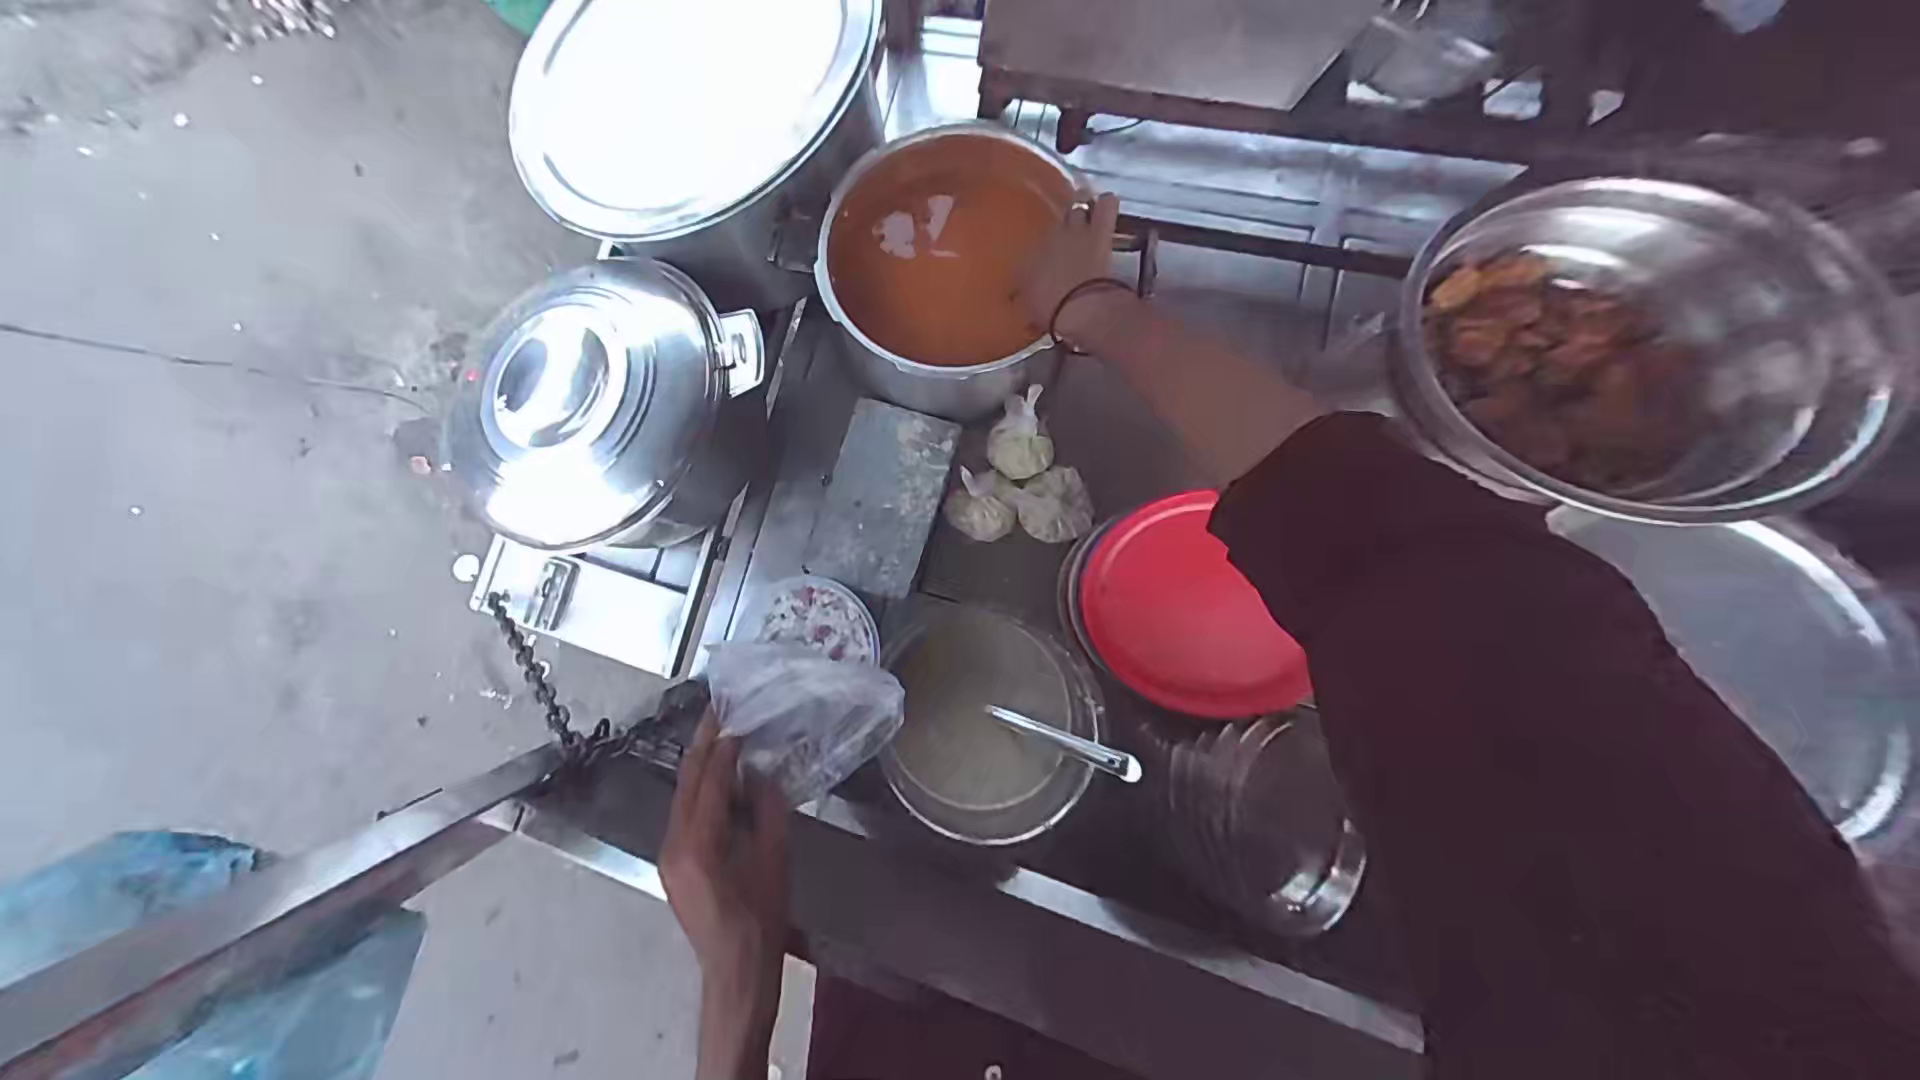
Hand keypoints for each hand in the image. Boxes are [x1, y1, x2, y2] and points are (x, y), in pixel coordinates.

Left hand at [661, 711, 789, 1079]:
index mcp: (698, 841)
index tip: (737, 715)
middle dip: (704, 742)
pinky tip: (721, 776)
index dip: (724, 744)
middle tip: (720, 709)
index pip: (709, 779)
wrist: (735, 967)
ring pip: (683, 795)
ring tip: (724, 733)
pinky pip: (685, 812)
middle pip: (687, 780)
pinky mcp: (673, 862)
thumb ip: (767, 808)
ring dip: (702, 764)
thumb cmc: (761, 914)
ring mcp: (668, 854)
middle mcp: (673, 842)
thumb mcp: (774, 856)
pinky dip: (702, 789)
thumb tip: (762, 771)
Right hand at [1016, 191, 1121, 330]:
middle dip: (1060, 233)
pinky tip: (1105, 207)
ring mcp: (1075, 232)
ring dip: (1082, 214)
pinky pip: (1106, 204)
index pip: (1027, 255)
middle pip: (1053, 227)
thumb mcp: (1031, 311)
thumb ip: (1026, 299)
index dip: (1035, 263)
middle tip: (1067, 244)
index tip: (1041, 273)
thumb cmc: (1053, 314)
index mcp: (1026, 261)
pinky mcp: (1100, 232)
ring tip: (1087, 221)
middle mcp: (1047, 240)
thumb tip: (1017, 297)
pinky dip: (1106, 204)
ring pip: (1077, 208)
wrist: (1080, 309)